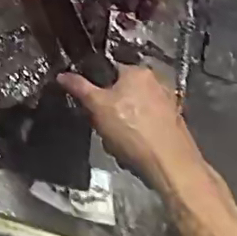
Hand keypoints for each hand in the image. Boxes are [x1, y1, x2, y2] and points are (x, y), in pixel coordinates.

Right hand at [57, 64, 200, 187]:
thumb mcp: (96, 105)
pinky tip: (130, 146)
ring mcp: (168, 104)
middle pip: (119, 90)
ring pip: (130, 108)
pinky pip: (144, 122)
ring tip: (114, 137)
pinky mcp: (173, 124)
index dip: (92, 85)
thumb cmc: (132, 130)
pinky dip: (135, 131)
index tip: (87, 101)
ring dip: (119, 121)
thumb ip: (78, 86)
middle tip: (99, 121)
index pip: (106, 69)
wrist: (171, 166)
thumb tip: (63, 75)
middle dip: (106, 106)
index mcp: (138, 71)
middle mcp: (157, 82)